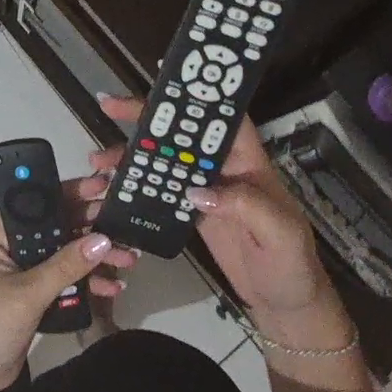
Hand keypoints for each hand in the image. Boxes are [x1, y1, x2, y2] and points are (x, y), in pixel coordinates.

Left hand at [0, 200, 135, 391]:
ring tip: (129, 262)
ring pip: (65, 253)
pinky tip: (112, 287)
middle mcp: (11, 244)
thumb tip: (104, 240)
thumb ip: (66, 265)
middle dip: (91, 231)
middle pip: (57, 227)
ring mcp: (24, 269)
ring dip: (95, 258)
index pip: (39, 203)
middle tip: (126, 228)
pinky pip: (66, 278)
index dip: (71, 193)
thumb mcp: (28, 293)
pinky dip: (87, 281)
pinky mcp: (35, 292)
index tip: (103, 188)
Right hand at [97, 95, 336, 331]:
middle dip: (146, 119)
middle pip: (182, 135)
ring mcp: (207, 192)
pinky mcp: (193, 215)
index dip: (196, 97)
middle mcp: (224, 170)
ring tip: (99, 159)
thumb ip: (244, 206)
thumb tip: (196, 190)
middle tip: (108, 107)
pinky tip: (113, 187)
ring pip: (165, 162)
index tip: (162, 84)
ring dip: (133, 156)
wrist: (287, 307)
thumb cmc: (292, 266)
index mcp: (249, 163)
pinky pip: (161, 191)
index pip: (223, 119)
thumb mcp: (279, 234)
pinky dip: (137, 186)